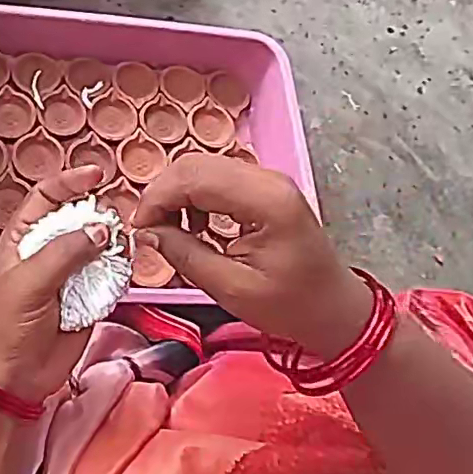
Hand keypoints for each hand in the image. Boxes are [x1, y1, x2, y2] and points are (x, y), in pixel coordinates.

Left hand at [0, 164, 110, 402]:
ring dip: (113, 245)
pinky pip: (109, 276)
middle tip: (117, 220)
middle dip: (99, 215)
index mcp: (22, 238)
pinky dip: (120, 271)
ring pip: (98, 247)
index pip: (45, 197)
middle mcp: (47, 251)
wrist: (12, 377)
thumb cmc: (6, 325)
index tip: (96, 174)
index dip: (69, 183)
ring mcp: (69, 274)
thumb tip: (101, 229)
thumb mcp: (29, 282)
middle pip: (78, 219)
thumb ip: (65, 253)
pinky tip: (125, 269)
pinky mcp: (89, 297)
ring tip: (125, 246)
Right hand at [131, 154, 371, 355]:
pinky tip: (192, 226)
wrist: (333, 308)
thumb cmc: (289, 305)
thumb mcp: (230, 288)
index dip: (157, 199)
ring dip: (174, 194)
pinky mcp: (261, 187)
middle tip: (148, 230)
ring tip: (168, 231)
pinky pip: (213, 177)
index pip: (194, 178)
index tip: (139, 229)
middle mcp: (267, 179)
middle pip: (194, 165)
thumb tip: (147, 232)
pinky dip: (191, 197)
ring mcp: (266, 180)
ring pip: (200, 167)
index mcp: (266, 202)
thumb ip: (184, 255)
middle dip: (161, 194)